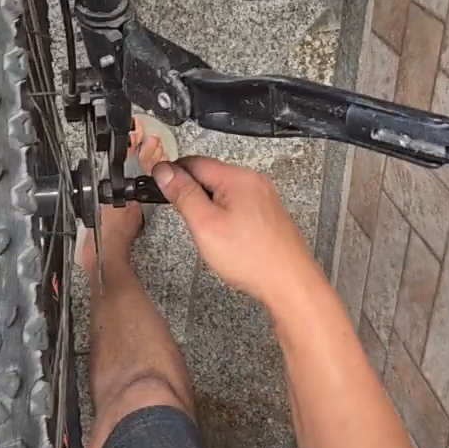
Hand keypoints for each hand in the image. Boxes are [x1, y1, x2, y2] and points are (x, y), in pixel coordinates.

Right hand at [150, 157, 328, 306]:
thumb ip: (183, 194)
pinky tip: (224, 236)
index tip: (158, 187)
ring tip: (204, 231)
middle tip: (183, 217)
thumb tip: (164, 171)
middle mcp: (254, 182)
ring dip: (207, 204)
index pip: (194, 162)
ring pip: (223, 191)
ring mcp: (264, 198)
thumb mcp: (205, 225)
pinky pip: (237, 204)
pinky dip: (224, 214)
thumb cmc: (252, 258)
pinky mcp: (268, 214)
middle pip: (209, 174)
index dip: (172, 174)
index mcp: (238, 178)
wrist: (290, 285)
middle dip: (190, 191)